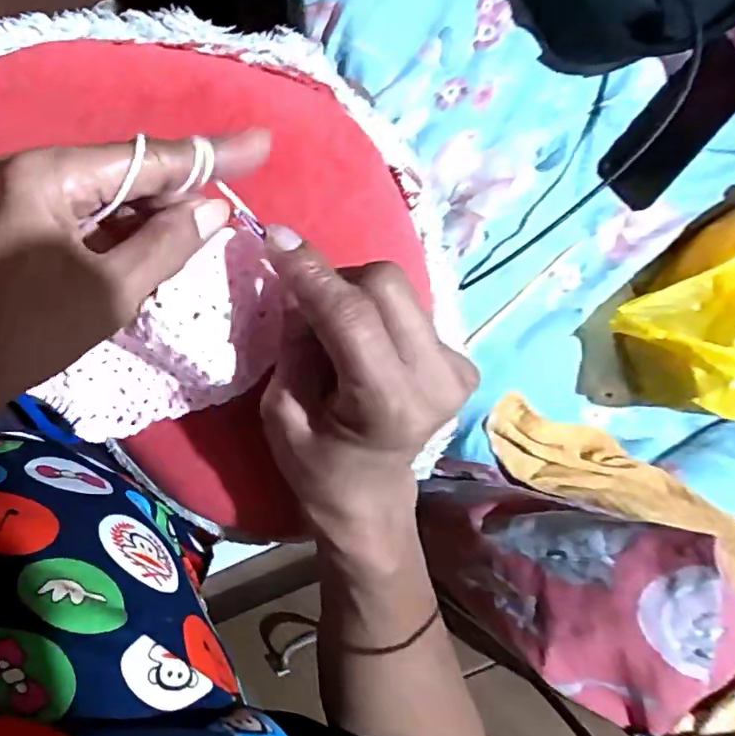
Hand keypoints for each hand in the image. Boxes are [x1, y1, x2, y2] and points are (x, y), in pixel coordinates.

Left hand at [0, 131, 271, 425]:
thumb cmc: (29, 335)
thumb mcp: (109, 292)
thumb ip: (166, 243)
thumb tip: (213, 207)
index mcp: (47, 174)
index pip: (144, 158)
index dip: (207, 156)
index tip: (261, 144)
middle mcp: (30, 171)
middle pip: (123, 172)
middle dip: (176, 189)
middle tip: (231, 198)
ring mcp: (19, 197)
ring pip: (103, 197)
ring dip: (148, 215)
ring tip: (200, 226)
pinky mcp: (17, 226)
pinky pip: (81, 218)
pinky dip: (117, 233)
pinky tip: (153, 244)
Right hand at [259, 228, 477, 558]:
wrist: (369, 497)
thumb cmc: (314, 465)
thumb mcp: (279, 412)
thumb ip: (292, 347)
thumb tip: (297, 288)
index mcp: (388, 403)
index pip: (350, 316)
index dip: (310, 272)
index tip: (274, 238)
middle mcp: (437, 378)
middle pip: (384, 283)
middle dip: (333, 279)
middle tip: (300, 304)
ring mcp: (457, 366)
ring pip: (398, 288)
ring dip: (351, 292)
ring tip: (327, 330)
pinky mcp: (460, 358)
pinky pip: (406, 306)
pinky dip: (370, 309)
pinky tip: (355, 342)